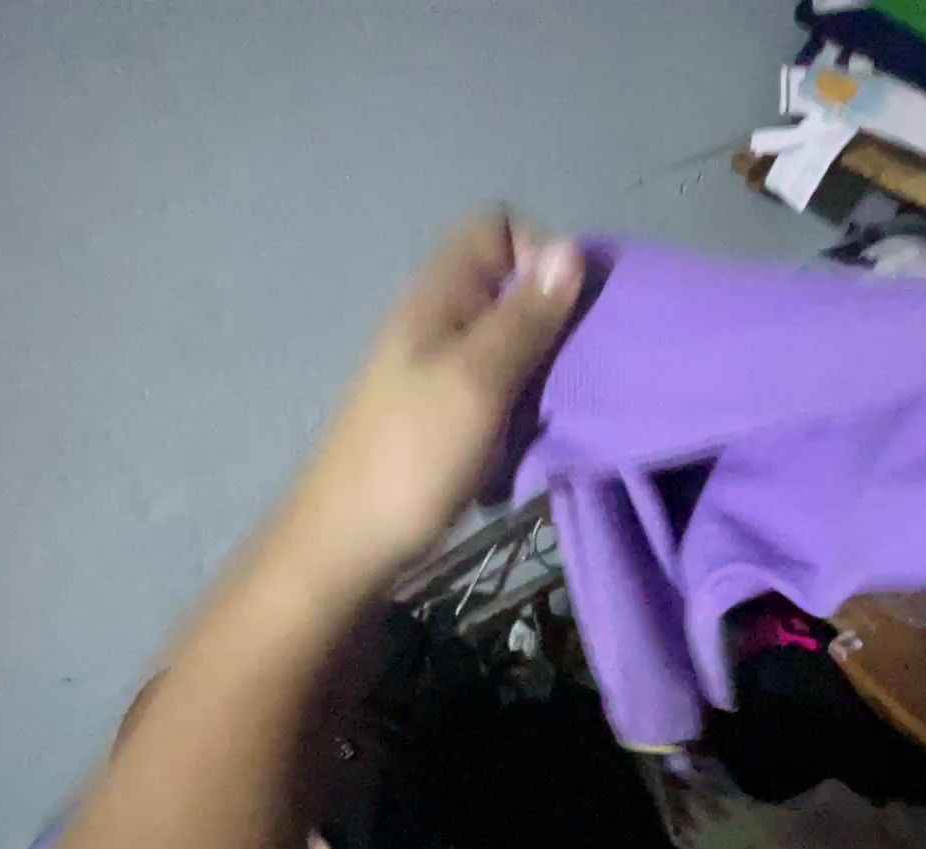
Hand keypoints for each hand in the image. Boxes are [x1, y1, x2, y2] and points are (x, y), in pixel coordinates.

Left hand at [297, 211, 583, 581]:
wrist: (351, 542)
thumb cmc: (413, 457)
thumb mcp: (476, 381)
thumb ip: (523, 319)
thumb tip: (569, 248)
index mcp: (439, 298)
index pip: (495, 229)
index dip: (538, 253)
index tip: (564, 311)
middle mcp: (442, 323)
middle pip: (511, 285)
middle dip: (554, 315)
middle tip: (574, 366)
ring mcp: (445, 370)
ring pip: (513, 339)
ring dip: (546, 363)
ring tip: (561, 404)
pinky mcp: (453, 413)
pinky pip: (505, 384)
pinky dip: (529, 399)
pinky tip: (537, 432)